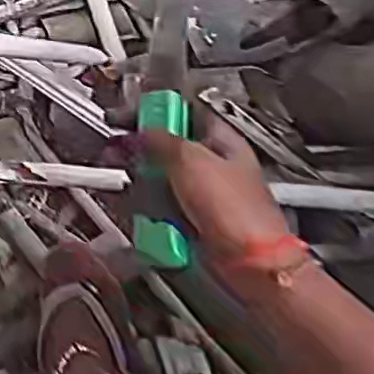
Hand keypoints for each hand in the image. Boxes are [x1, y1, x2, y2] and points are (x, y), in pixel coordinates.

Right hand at [137, 113, 291, 278]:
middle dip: (141, 145)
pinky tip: (143, 198)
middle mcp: (216, 165)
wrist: (249, 264)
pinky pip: (161, 197)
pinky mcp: (194, 213)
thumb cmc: (235, 211)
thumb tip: (141, 130)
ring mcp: (205, 191)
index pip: (186, 112)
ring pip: (161, 171)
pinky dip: (147, 197)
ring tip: (131, 174)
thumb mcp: (188, 157)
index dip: (159, 109)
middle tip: (124, 146)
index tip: (134, 113)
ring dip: (141, 172)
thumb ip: (159, 136)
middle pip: (168, 143)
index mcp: (225, 143)